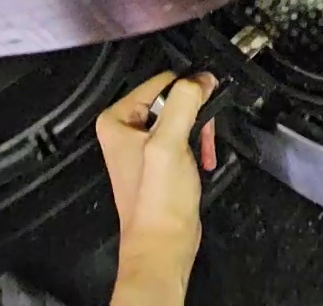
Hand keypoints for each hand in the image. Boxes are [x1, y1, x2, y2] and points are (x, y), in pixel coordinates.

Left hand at [96, 71, 218, 305]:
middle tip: (205, 132)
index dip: (187, 92)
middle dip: (196, 114)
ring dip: (200, 128)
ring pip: (183, 114)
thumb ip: (183, 102)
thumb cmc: (158, 199)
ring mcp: (142, 144)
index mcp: (117, 118)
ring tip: (205, 148)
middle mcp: (126, 127)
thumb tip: (204, 77)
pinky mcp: (159, 158)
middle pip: (173, 98)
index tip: (202, 110)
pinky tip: (204, 157)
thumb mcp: (168, 143)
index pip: (163, 82)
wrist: (164, 245)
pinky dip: (199, 141)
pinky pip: (184, 132)